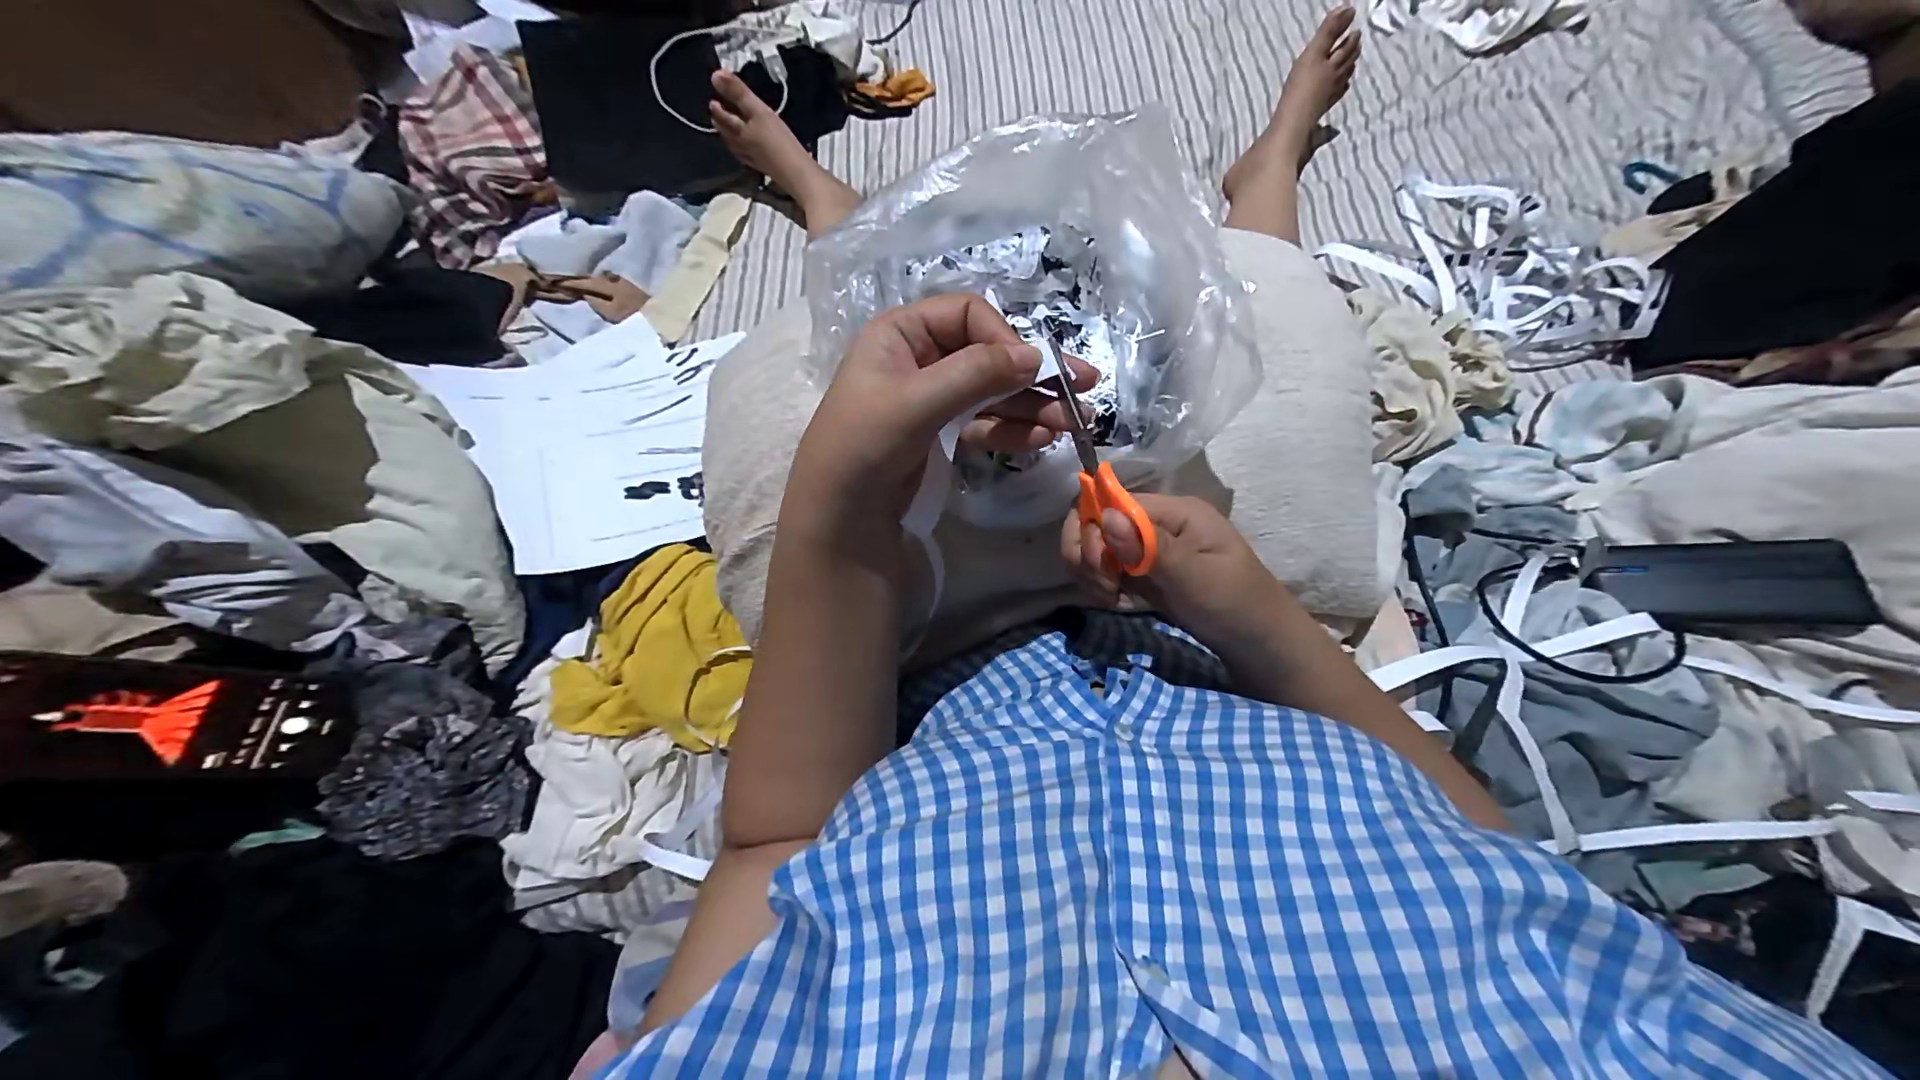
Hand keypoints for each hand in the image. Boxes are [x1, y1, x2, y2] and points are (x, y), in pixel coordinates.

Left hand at [786, 294, 1096, 535]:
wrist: (839, 515)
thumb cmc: (865, 443)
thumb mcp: (916, 401)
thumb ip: (976, 374)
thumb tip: (1034, 356)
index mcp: (901, 333)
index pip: (967, 315)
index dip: (1003, 337)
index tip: (1031, 368)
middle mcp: (919, 360)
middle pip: (988, 356)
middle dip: (1034, 374)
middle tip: (1086, 387)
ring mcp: (933, 400)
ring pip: (992, 394)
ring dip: (1033, 406)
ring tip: (1074, 423)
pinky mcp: (941, 436)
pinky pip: (985, 424)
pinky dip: (1013, 430)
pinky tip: (1042, 438)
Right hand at [1061, 493, 1286, 647]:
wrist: (1258, 643)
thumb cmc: (1236, 605)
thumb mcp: (1196, 578)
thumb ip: (1151, 547)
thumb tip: (1107, 517)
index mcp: (1174, 510)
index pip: (1110, 502)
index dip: (1095, 532)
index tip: (1105, 572)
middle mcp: (1155, 521)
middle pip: (1094, 519)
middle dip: (1088, 554)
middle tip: (1106, 590)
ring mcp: (1146, 545)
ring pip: (1093, 544)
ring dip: (1090, 571)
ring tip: (1111, 599)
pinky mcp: (1140, 569)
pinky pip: (1103, 566)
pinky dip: (1099, 584)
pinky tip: (1116, 602)